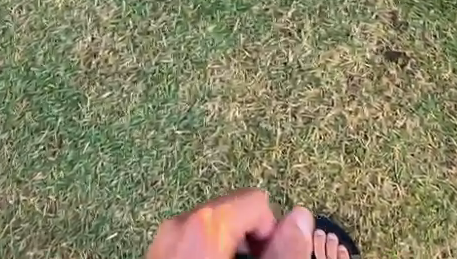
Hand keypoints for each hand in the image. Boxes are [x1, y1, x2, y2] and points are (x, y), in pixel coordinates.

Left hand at [145, 191, 313, 258]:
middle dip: (249, 245)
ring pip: (213, 230)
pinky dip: (208, 258)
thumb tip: (301, 218)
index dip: (270, 236)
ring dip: (230, 254)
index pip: (256, 203)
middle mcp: (180, 224)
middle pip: (233, 213)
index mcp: (205, 225)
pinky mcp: (156, 257)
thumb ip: (283, 253)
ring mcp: (164, 242)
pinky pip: (193, 244)